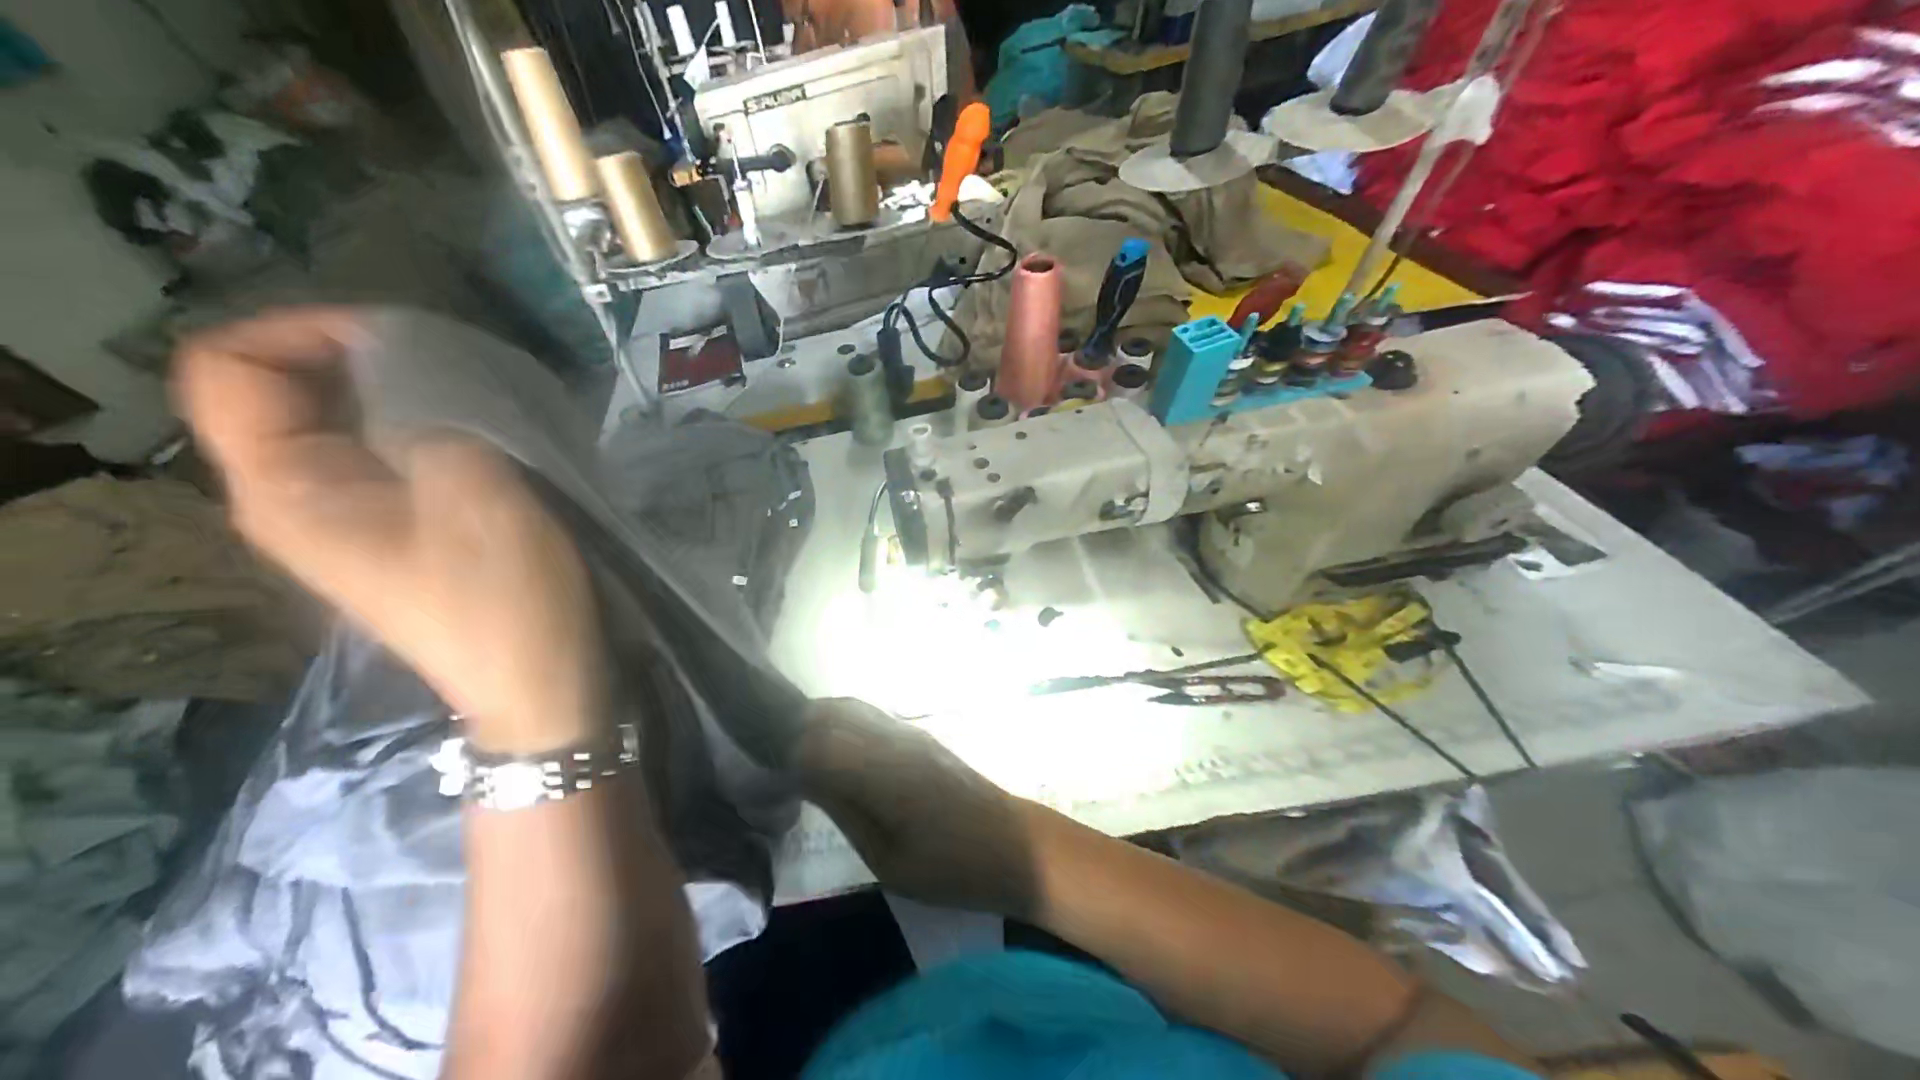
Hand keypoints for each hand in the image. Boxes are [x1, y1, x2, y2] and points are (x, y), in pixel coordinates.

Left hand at [176, 308, 606, 751]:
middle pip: (279, 388)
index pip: (230, 366)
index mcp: (285, 488)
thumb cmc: (506, 595)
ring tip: (472, 397)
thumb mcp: (473, 488)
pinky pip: (376, 453)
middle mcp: (291, 498)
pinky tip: (475, 437)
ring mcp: (341, 520)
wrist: (539, 684)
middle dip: (358, 358)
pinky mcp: (388, 532)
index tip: (404, 339)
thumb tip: (415, 370)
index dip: (305, 329)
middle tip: (453, 365)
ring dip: (395, 393)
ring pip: (335, 420)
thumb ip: (430, 412)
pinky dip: (416, 426)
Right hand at [796, 699, 1040, 918]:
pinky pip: (870, 716)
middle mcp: (892, 738)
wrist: (1015, 848)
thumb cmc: (950, 867)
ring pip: (849, 708)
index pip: (813, 741)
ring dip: (818, 723)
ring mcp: (909, 733)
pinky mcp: (920, 737)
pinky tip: (837, 755)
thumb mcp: (886, 858)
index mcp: (881, 770)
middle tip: (773, 764)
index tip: (765, 775)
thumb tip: (804, 775)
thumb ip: (844, 809)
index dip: (783, 753)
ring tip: (798, 757)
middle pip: (827, 712)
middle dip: (795, 730)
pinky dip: (842, 724)